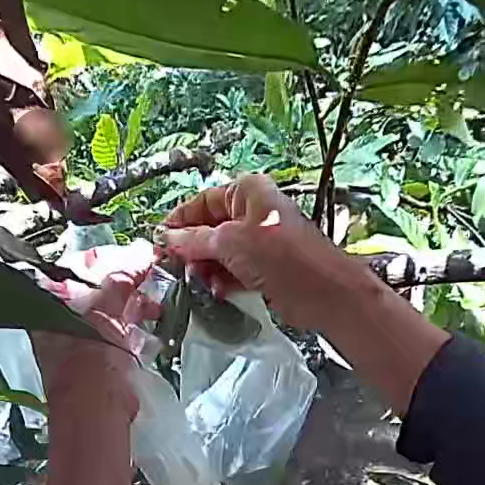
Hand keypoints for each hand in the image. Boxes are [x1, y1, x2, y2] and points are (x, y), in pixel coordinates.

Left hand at [33, 266, 159, 423]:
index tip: (138, 256)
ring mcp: (81, 341)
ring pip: (111, 314)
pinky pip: (119, 336)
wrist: (96, 406)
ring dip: (135, 308)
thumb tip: (141, 252)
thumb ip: (122, 277)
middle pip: (97, 290)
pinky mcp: (100, 360)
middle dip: (127, 284)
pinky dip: (135, 330)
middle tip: (152, 278)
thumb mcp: (106, 307)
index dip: (110, 258)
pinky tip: (151, 329)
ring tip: (156, 309)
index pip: (80, 267)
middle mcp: (61, 319)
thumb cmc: (90, 356)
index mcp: (52, 300)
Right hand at [160, 174, 380, 332]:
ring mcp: (260, 243)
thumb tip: (168, 238)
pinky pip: (235, 271)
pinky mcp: (265, 269)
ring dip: (207, 269)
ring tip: (197, 283)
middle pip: (210, 228)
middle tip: (175, 268)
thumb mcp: (231, 242)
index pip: (203, 201)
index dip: (180, 220)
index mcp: (247, 192)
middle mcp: (254, 213)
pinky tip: (216, 292)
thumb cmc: (281, 257)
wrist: (324, 292)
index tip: (160, 240)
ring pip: (221, 253)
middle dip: (193, 249)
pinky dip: (224, 281)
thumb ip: (195, 240)